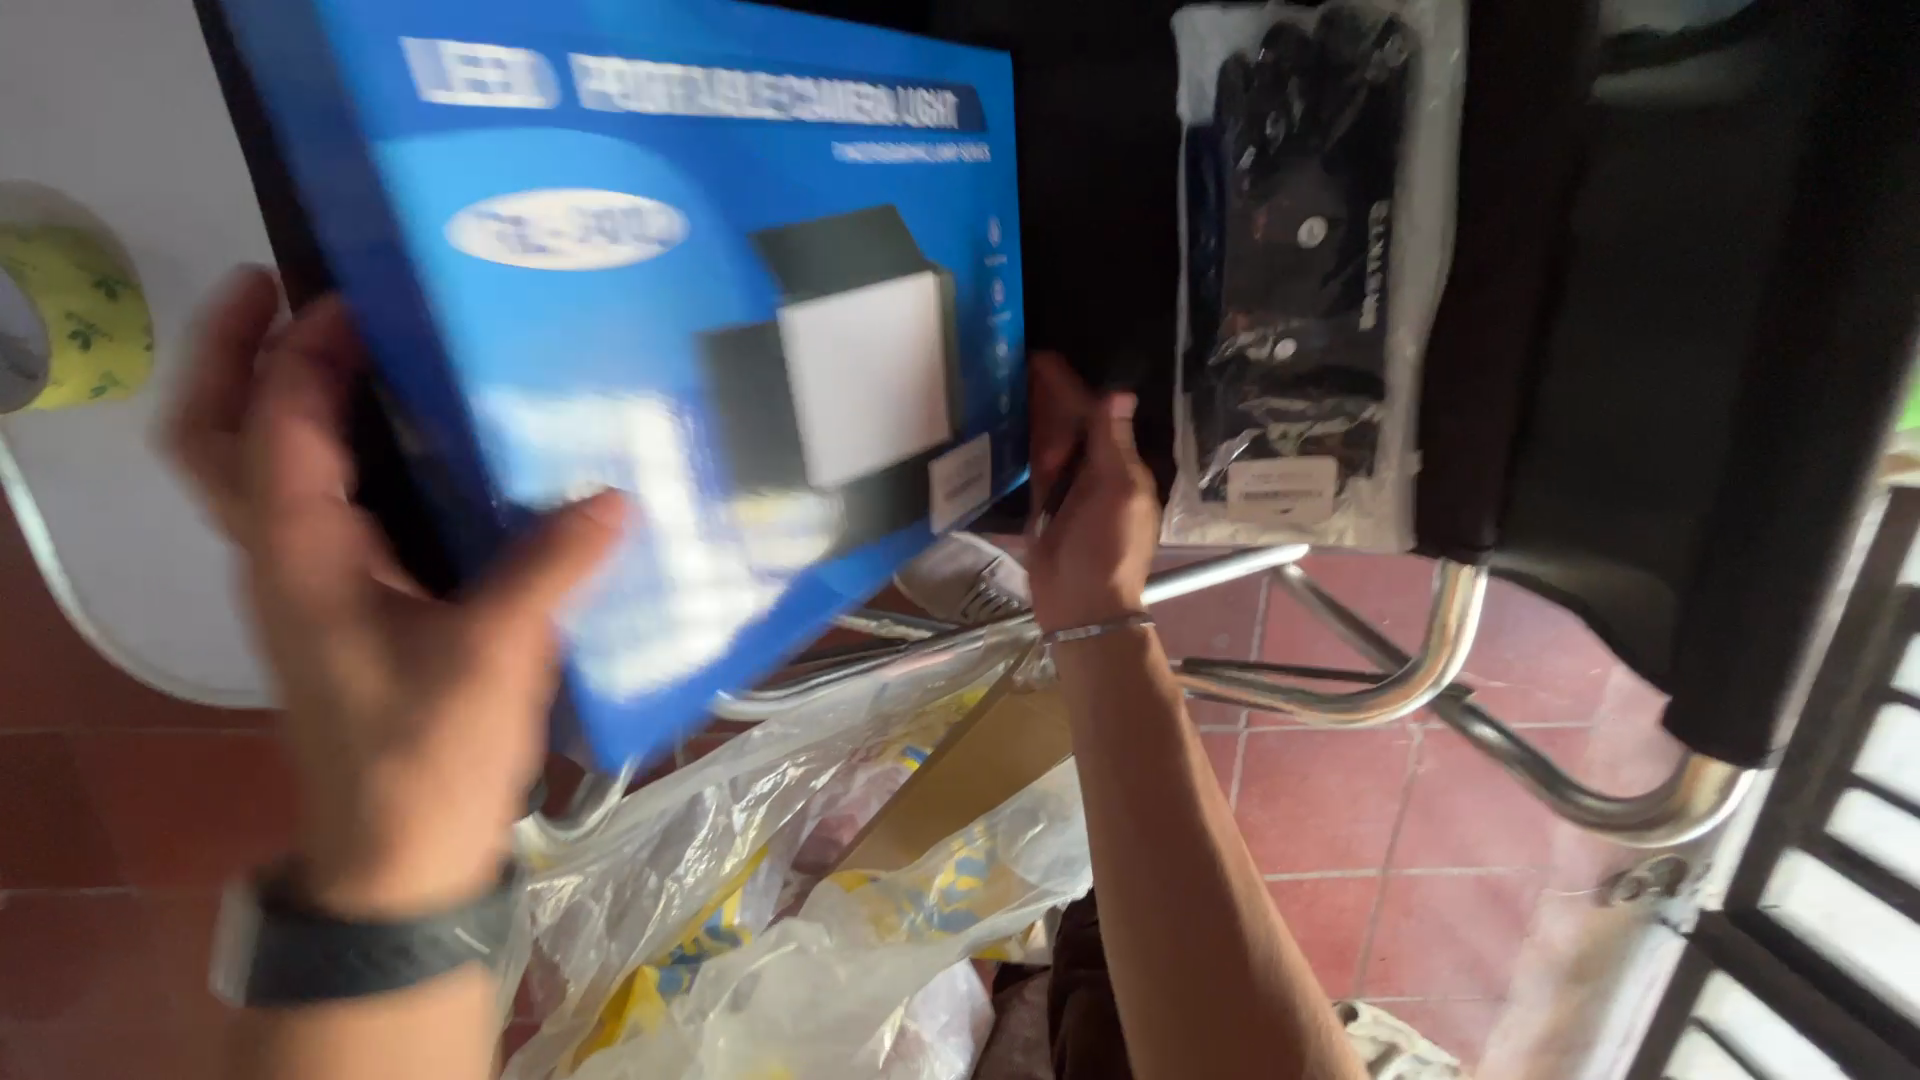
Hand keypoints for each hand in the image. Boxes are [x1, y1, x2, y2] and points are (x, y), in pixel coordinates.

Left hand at [163, 267, 626, 917]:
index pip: (275, 427)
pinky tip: (422, 455)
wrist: (400, 850)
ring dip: (289, 403)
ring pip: (266, 473)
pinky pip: (330, 510)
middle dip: (236, 358)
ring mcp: (316, 586)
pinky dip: (347, 459)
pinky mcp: (355, 607)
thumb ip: (548, 568)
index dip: (302, 354)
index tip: (357, 299)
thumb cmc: (428, 751)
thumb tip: (616, 496)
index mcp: (303, 557)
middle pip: (220, 439)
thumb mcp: (495, 655)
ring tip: (361, 355)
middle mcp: (289, 559)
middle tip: (287, 294)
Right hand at [1025, 352, 1159, 632]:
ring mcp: (1067, 491)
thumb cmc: (1109, 549)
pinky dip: (1022, 447)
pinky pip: (1033, 469)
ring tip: (1006, 384)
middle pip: (1071, 426)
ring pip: (1050, 444)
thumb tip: (1119, 393)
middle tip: (1017, 364)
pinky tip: (1004, 425)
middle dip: (1048, 397)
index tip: (1045, 361)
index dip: (1073, 388)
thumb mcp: (1120, 493)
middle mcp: (1095, 473)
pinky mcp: (1042, 507)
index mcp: (1122, 467)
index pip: (1098, 416)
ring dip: (1033, 416)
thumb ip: (1115, 446)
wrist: (1081, 604)